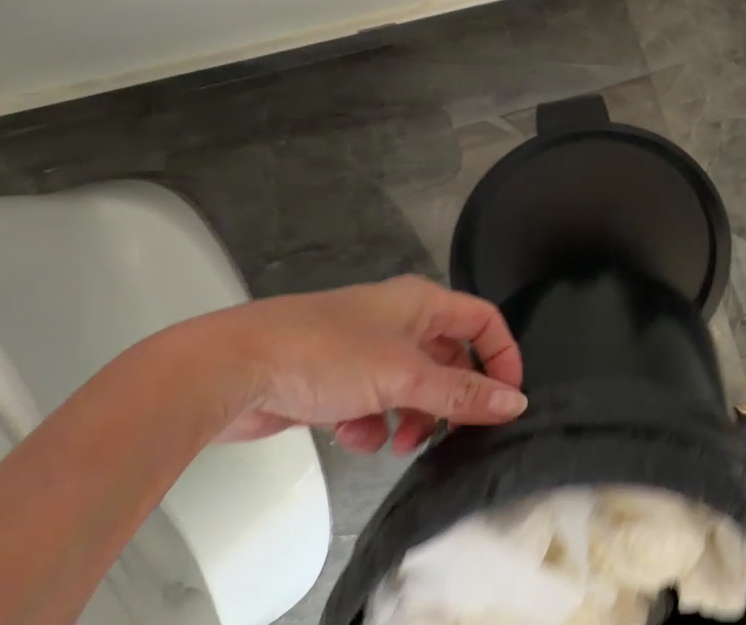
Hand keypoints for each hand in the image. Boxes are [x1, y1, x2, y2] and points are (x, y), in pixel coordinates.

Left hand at [185, 275, 525, 452]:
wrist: (229, 369)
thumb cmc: (328, 356)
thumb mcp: (406, 377)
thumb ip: (463, 394)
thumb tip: (516, 404)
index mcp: (421, 303)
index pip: (482, 321)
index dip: (501, 357)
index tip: (506, 398)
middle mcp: (397, 321)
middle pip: (447, 359)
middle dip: (450, 398)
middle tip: (451, 432)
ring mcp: (362, 350)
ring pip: (409, 387)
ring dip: (412, 417)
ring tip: (399, 443)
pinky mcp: (330, 380)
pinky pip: (371, 403)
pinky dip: (371, 424)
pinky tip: (355, 438)